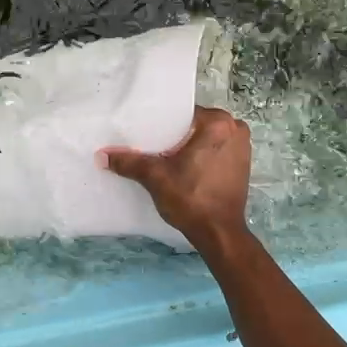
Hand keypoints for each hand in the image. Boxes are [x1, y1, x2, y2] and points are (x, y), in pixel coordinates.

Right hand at [100, 106, 251, 248]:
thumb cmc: (190, 199)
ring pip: (207, 139)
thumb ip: (129, 162)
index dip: (165, 123)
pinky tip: (186, 168)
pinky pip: (217, 152)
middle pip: (196, 126)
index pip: (184, 113)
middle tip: (155, 147)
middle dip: (177, 136)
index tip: (149, 133)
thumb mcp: (155, 177)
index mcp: (218, 123)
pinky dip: (203, 157)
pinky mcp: (244, 165)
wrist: (218, 232)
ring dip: (191, 147)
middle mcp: (235, 129)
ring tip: (168, 158)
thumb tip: (102, 155)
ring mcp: (243, 147)